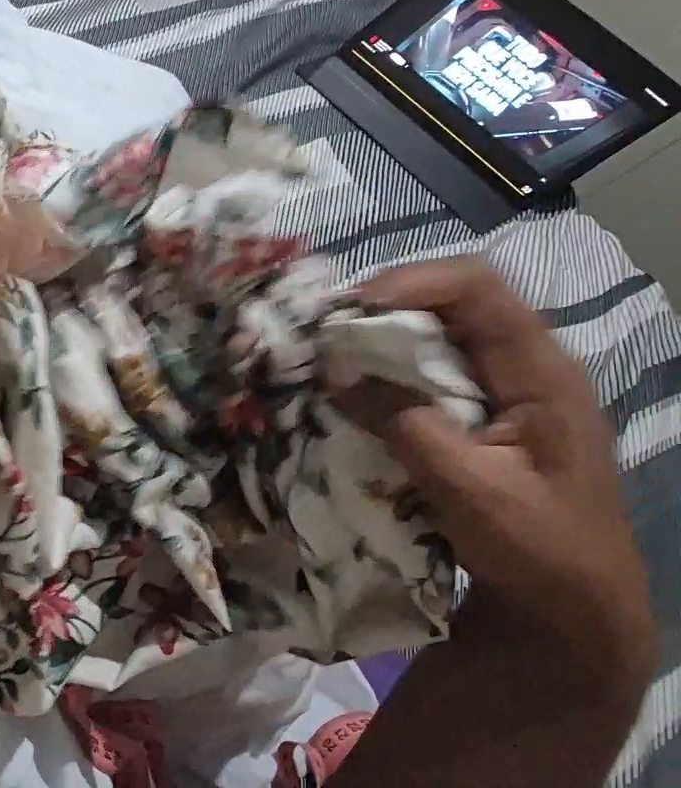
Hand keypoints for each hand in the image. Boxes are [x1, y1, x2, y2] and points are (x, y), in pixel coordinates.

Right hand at [338, 258, 654, 683]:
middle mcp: (523, 367)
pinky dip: (380, 367)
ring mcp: (501, 388)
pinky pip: (423, 367)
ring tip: (325, 357)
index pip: (477, 289)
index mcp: (542, 375)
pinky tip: (349, 387)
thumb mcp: (467, 488)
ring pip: (430, 332)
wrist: (572, 610)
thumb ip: (403, 424)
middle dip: (378, 308)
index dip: (409, 282)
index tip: (349, 312)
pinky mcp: (476, 411)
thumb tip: (335, 374)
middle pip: (447, 300)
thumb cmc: (537, 549)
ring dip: (374, 338)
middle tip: (321, 334)